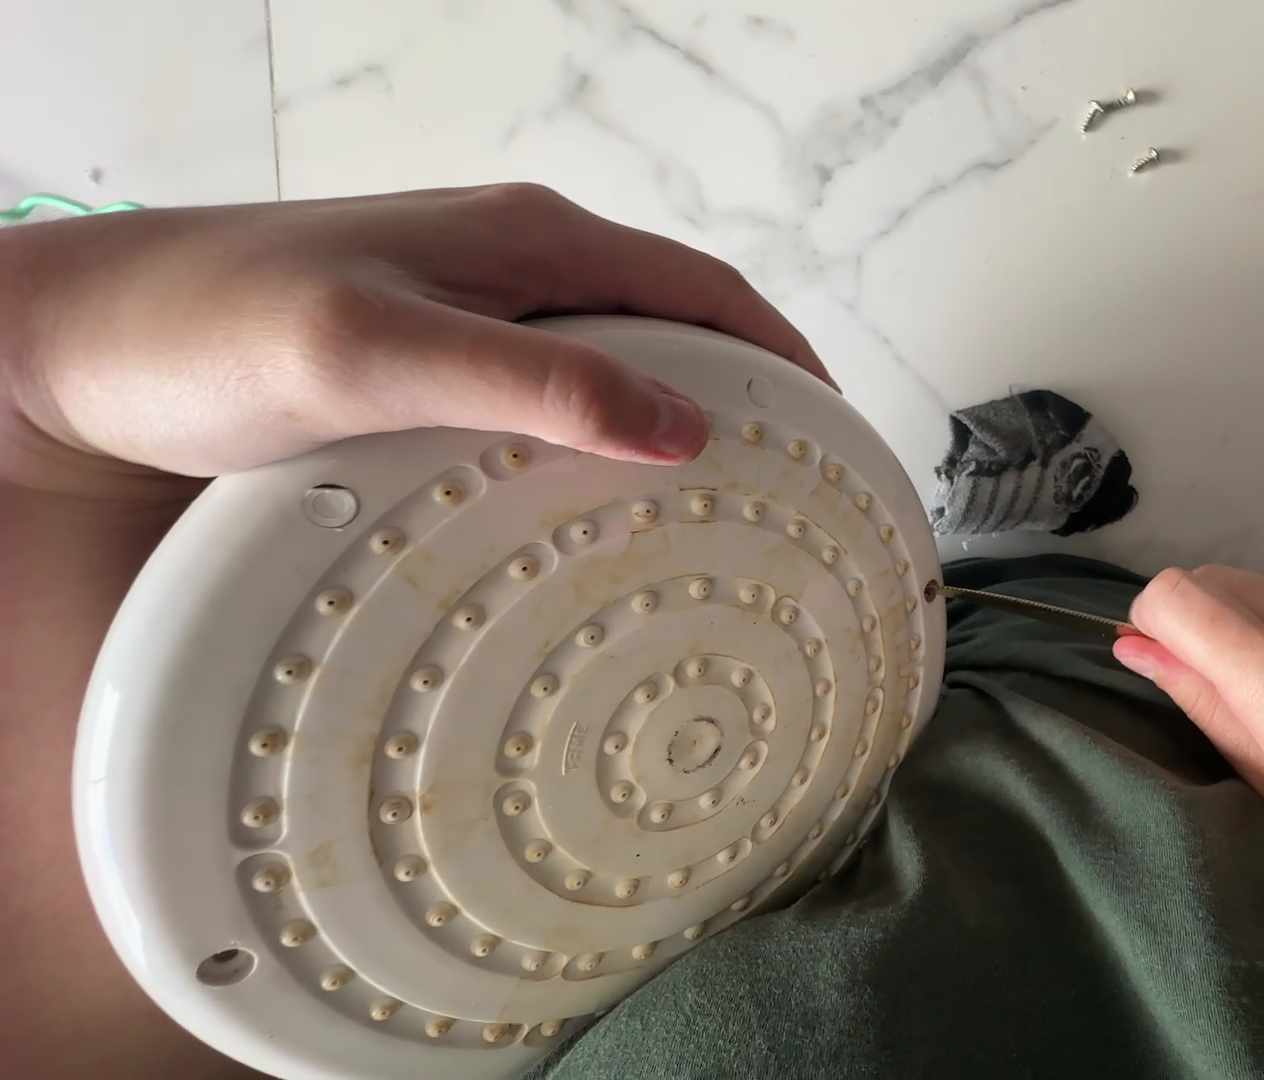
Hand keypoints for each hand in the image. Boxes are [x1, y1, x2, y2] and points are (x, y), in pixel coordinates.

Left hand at [0, 183, 830, 499]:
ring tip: (731, 483)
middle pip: (689, 323)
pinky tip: (627, 480)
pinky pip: (587, 389)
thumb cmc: (205, 331)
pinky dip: (633, 429)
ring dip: (697, 411)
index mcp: (542, 243)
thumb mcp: (381, 351)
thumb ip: (537, 381)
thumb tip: (682, 425)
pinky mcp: (470, 358)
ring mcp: (502, 312)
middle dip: (755, 385)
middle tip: (793, 463)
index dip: (785, 351)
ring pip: (641, 358)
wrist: (72, 348)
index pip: (711, 290)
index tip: (831, 417)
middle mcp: (534, 268)